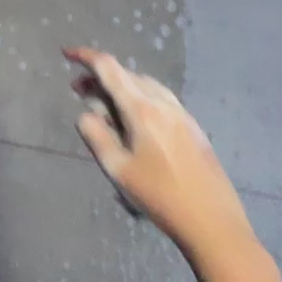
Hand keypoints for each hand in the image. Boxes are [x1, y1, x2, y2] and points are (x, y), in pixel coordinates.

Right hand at [65, 47, 253, 253]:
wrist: (216, 227)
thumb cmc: (160, 196)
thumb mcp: (116, 168)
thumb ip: (94, 133)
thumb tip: (87, 114)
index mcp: (142, 110)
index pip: (109, 68)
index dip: (85, 56)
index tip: (66, 53)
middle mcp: (165, 105)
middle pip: (127, 74)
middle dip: (99, 77)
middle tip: (80, 93)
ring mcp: (184, 117)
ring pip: (146, 85)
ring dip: (121, 87)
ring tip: (106, 107)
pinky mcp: (195, 131)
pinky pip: (161, 100)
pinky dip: (140, 97)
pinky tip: (135, 122)